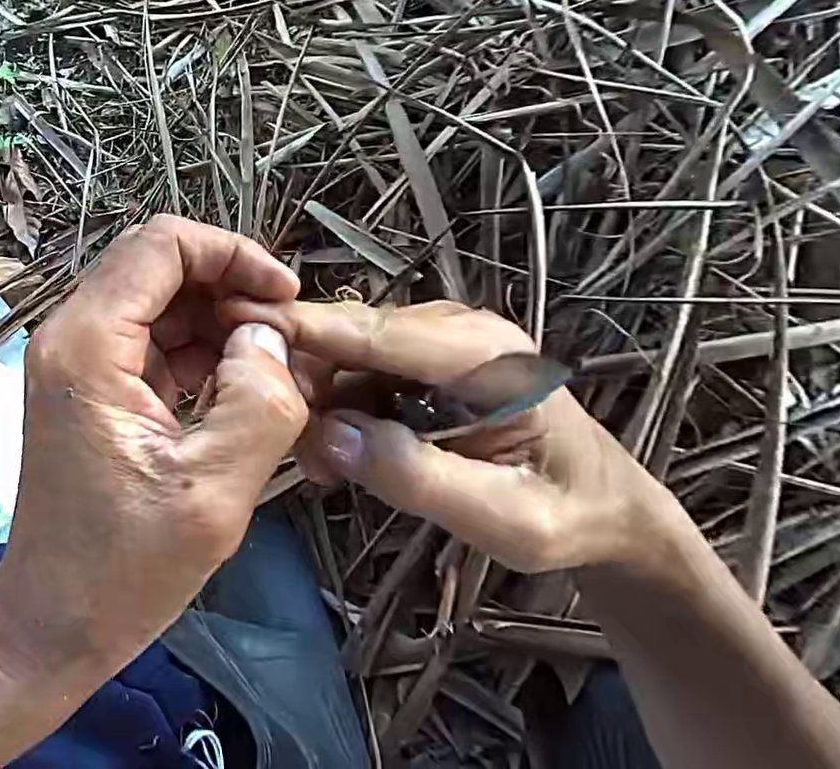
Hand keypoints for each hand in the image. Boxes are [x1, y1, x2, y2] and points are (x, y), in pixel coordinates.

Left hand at [0, 215, 306, 676]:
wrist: (52, 620)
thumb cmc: (122, 568)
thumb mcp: (212, 492)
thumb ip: (259, 401)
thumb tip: (268, 336)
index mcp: (86, 343)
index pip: (161, 244)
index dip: (232, 253)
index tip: (285, 295)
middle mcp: (71, 334)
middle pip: (157, 264)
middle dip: (228, 284)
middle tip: (283, 334)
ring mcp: (78, 357)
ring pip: (158, 299)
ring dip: (218, 318)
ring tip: (273, 364)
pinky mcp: (92, 383)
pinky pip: (152, 339)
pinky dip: (199, 348)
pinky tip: (241, 381)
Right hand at [220, 298, 678, 573]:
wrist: (604, 505)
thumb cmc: (569, 514)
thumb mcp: (508, 522)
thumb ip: (419, 477)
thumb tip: (331, 437)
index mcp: (483, 353)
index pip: (373, 332)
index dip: (302, 326)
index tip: (235, 317)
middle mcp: (451, 328)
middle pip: (348, 336)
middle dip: (302, 377)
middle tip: (284, 439)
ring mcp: (431, 338)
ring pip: (343, 352)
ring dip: (315, 399)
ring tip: (318, 462)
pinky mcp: (415, 357)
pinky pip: (353, 369)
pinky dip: (332, 405)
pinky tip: (336, 448)